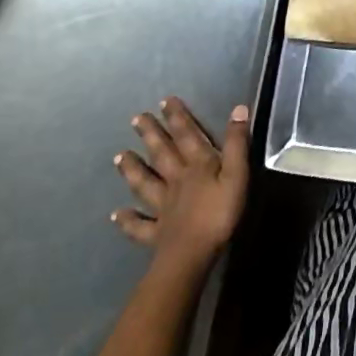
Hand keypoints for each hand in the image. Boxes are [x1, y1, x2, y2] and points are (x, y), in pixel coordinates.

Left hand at [112, 97, 249, 268]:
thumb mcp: (237, 174)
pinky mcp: (156, 232)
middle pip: (162, 154)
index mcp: (197, 165)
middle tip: (136, 119)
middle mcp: (176, 180)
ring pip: (145, 184)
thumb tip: (239, 108)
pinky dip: (127, 220)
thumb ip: (237, 143)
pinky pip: (139, 225)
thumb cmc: (219, 213)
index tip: (164, 101)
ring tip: (119, 156)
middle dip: (151, 135)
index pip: (186, 135)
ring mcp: (163, 207)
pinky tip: (116, 215)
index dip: (177, 117)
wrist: (193, 254)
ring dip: (132, 170)